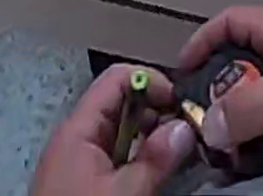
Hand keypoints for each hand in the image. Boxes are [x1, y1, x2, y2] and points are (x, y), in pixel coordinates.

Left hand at [31, 64, 197, 195]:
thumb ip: (155, 159)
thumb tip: (185, 128)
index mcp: (78, 130)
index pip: (119, 78)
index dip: (152, 83)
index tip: (180, 106)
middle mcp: (76, 140)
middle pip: (123, 103)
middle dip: (156, 113)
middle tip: (184, 134)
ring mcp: (78, 166)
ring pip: (123, 132)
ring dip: (151, 139)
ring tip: (175, 157)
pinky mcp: (82, 189)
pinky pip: (117, 159)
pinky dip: (139, 161)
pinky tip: (156, 177)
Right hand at [178, 7, 262, 172]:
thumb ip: (244, 108)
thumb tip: (209, 126)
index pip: (231, 20)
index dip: (203, 40)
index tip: (182, 74)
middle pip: (240, 63)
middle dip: (219, 91)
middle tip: (205, 125)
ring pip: (256, 97)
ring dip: (239, 120)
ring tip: (227, 148)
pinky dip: (258, 136)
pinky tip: (253, 157)